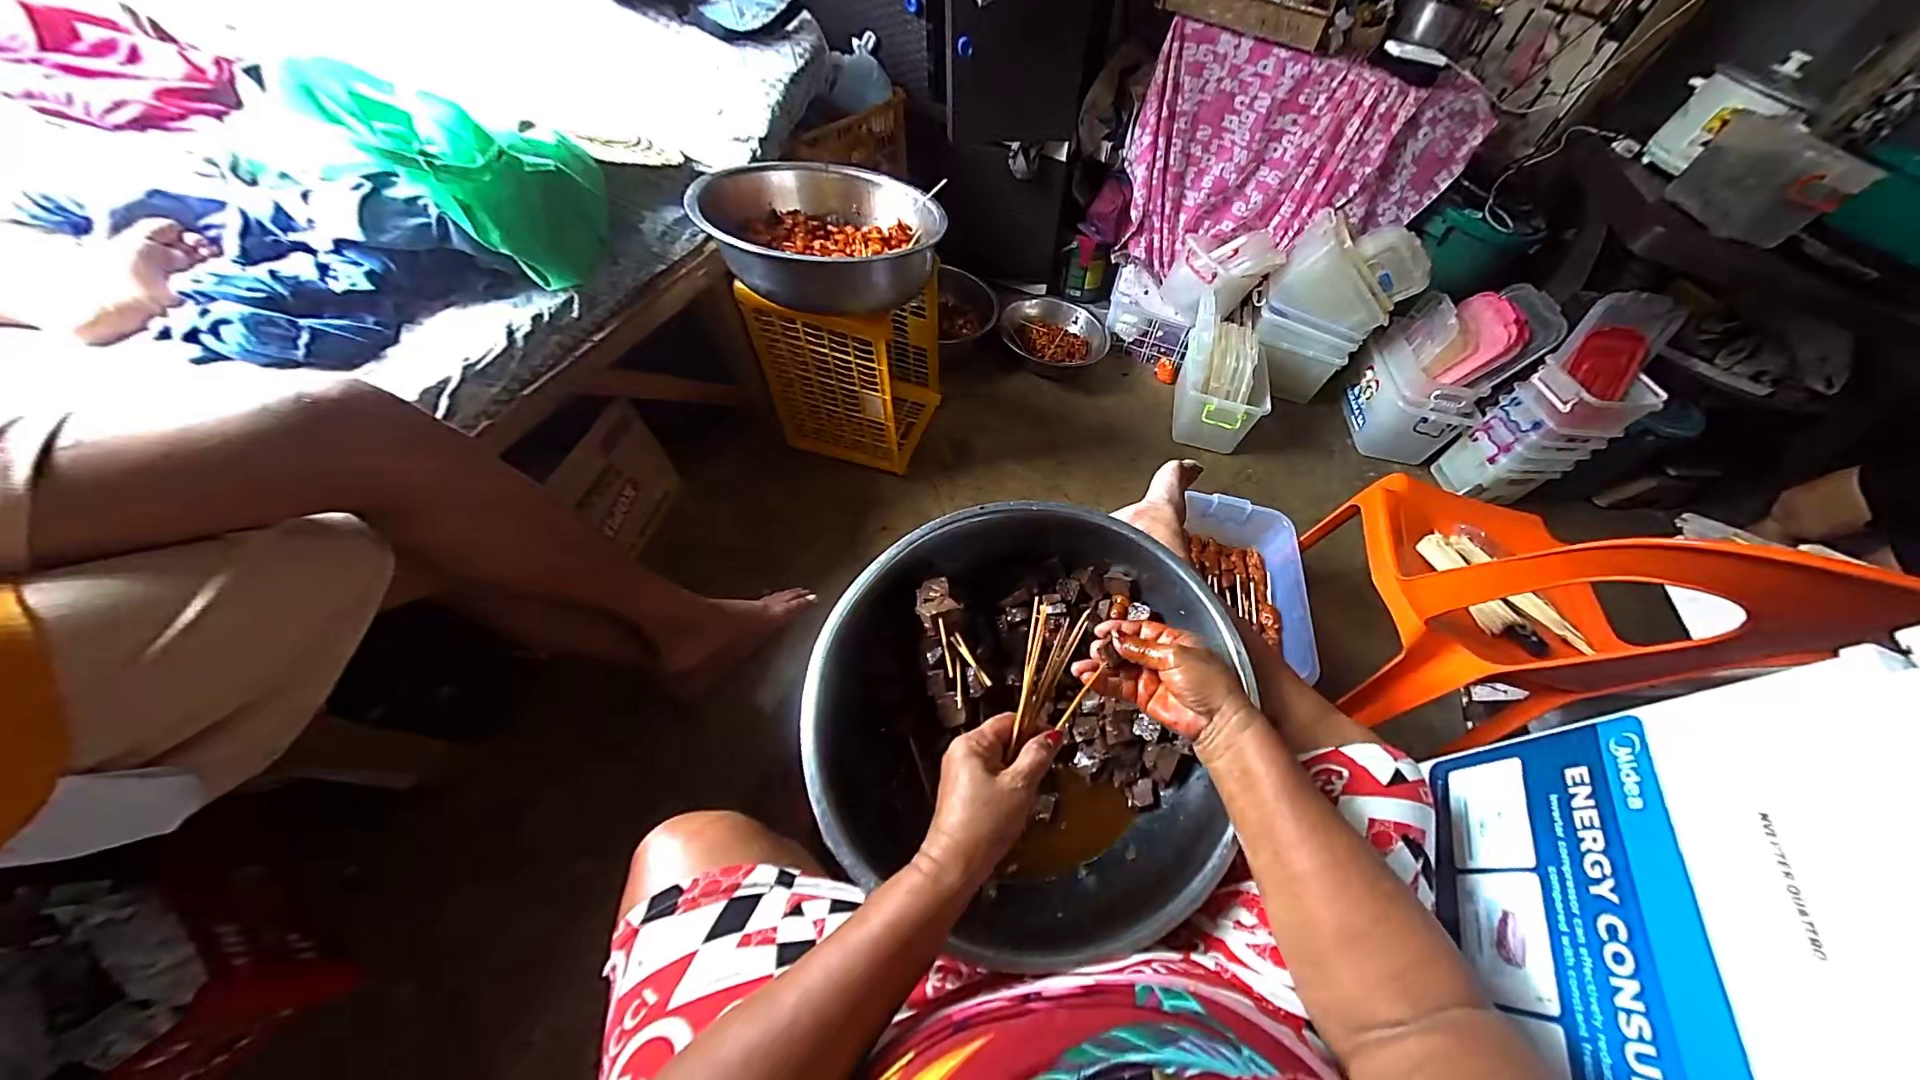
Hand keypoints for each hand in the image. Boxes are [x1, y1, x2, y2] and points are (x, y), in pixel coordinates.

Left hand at [917, 712, 1058, 887]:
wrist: (955, 864)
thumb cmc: (984, 824)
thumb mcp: (1020, 786)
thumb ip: (1038, 756)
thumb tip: (1051, 735)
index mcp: (971, 743)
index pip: (1009, 720)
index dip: (1034, 728)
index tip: (1054, 741)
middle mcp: (960, 752)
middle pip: (1004, 739)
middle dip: (1026, 755)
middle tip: (1040, 775)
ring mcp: (959, 771)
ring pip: (999, 760)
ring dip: (1018, 773)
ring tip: (1024, 795)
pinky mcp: (962, 790)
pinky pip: (990, 776)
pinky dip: (1006, 785)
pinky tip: (1011, 805)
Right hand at [1069, 620, 1258, 742]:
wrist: (1216, 721)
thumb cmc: (1210, 684)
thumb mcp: (1176, 656)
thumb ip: (1142, 648)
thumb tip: (1118, 639)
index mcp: (1172, 640)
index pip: (1140, 629)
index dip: (1121, 629)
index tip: (1103, 630)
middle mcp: (1159, 657)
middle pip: (1126, 648)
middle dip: (1108, 648)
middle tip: (1096, 649)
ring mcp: (1150, 677)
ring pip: (1118, 668)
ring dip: (1099, 666)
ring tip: (1082, 666)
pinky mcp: (1143, 697)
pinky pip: (1118, 686)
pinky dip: (1102, 682)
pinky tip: (1088, 678)